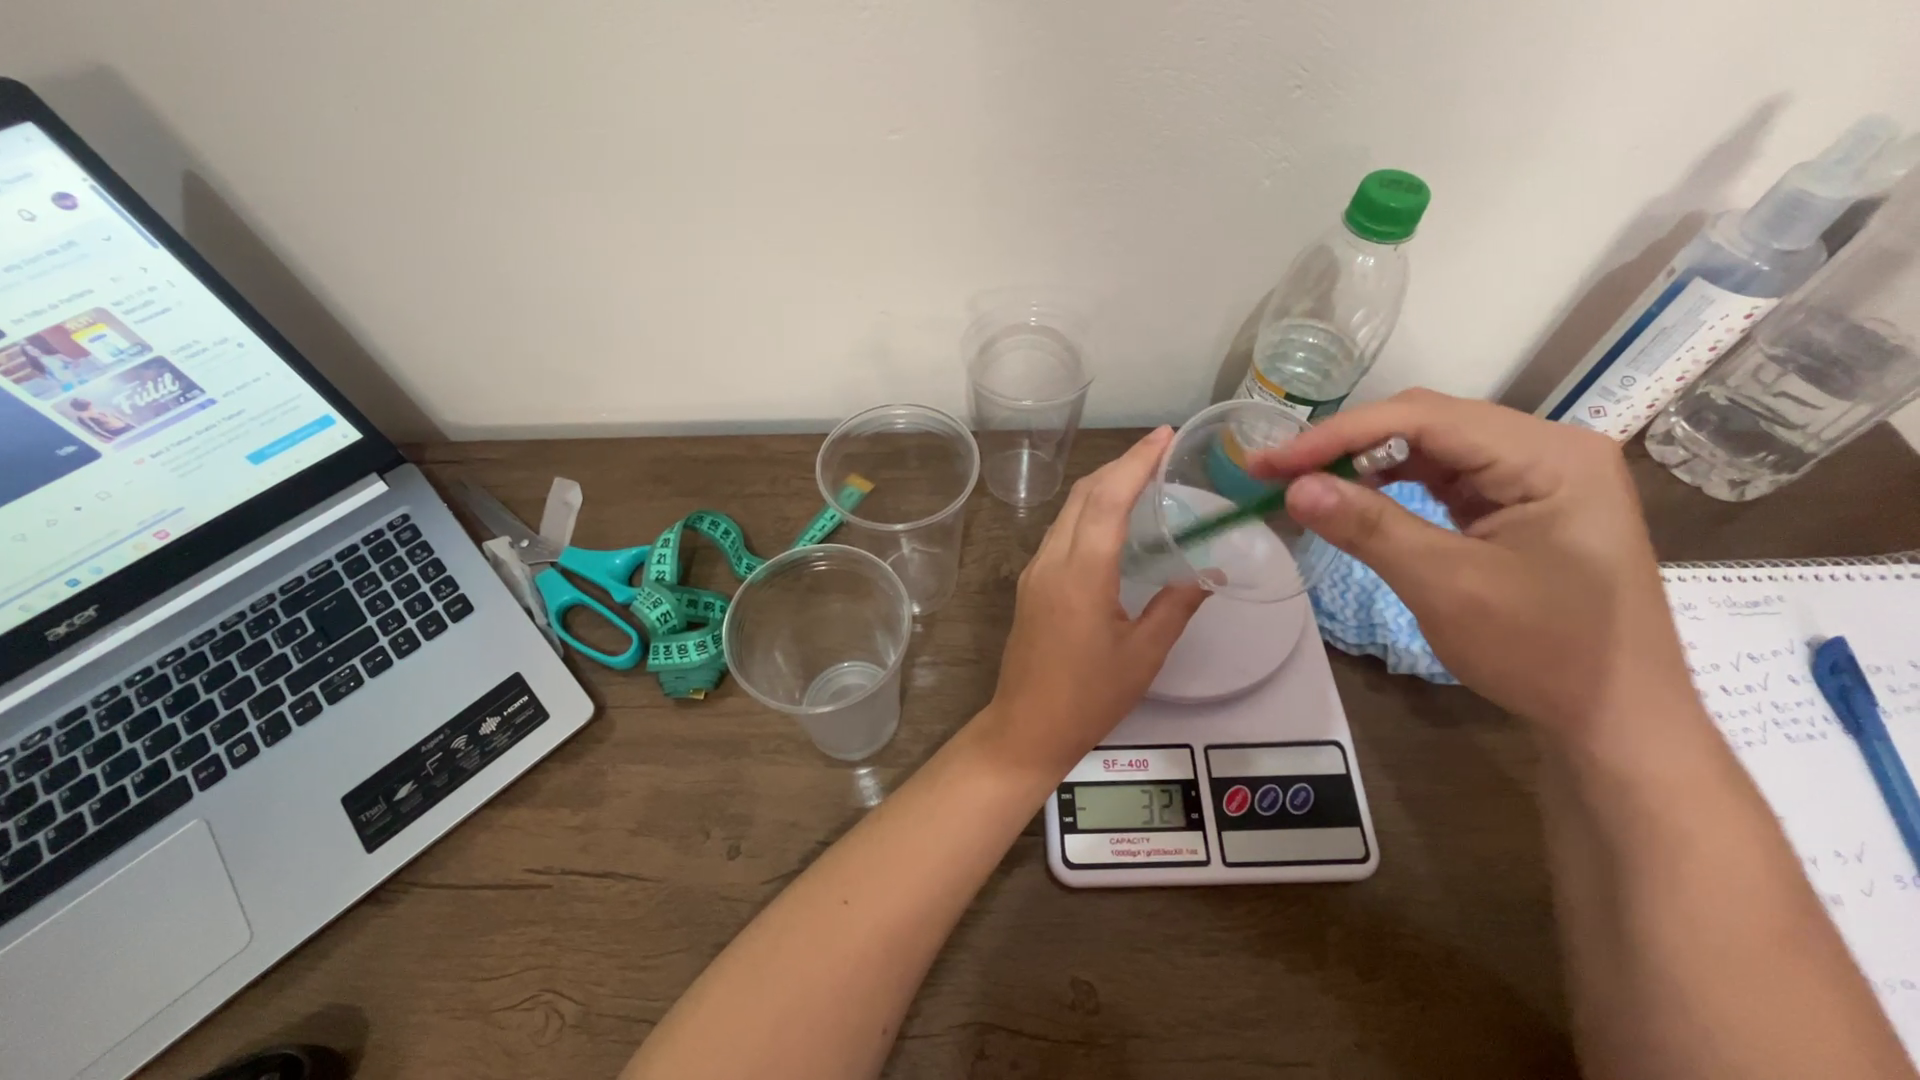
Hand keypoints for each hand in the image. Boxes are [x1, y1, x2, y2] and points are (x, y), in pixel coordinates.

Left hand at [973, 427, 1209, 779]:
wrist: (1026, 727)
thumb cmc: (1088, 697)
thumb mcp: (1144, 654)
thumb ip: (1176, 607)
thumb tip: (1208, 574)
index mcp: (1081, 573)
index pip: (1107, 499)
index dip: (1136, 462)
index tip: (1164, 436)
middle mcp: (1052, 561)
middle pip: (1083, 494)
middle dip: (1120, 464)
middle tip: (1160, 451)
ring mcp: (1036, 571)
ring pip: (1068, 510)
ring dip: (1102, 485)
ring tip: (1142, 476)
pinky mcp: (1032, 585)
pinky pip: (1061, 532)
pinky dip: (1089, 511)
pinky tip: (1112, 520)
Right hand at [1250, 389, 1691, 739]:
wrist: (1618, 721)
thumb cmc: (1544, 652)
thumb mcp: (1447, 586)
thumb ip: (1369, 527)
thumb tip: (1294, 488)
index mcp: (1549, 454)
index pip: (1424, 418)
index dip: (1338, 436)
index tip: (1270, 463)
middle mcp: (1550, 448)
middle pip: (1430, 424)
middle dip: (1348, 445)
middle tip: (1278, 473)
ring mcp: (1541, 477)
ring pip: (1435, 449)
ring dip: (1368, 465)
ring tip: (1308, 485)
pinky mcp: (1527, 505)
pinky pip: (1449, 479)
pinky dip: (1397, 487)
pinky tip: (1360, 499)